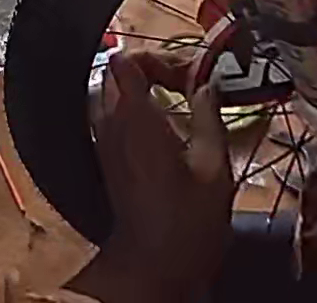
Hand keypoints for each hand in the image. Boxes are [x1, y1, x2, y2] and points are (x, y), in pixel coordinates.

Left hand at [74, 51, 233, 302]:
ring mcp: (101, 131)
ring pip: (111, 88)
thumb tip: (208, 84)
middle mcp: (110, 116)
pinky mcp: (102, 147)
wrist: (155, 259)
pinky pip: (110, 110)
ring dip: (139, 87)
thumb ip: (210, 119)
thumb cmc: (189, 219)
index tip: (185, 72)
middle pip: (116, 70)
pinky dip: (131, 107)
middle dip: (149, 69)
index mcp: (135, 114)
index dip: (154, 57)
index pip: (125, 59)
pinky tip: (160, 127)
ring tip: (176, 104)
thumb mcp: (215, 170)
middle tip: (185, 86)